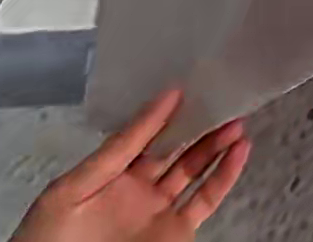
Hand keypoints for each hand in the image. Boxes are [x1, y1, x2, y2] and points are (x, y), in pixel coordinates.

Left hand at [11, 89, 249, 241]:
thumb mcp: (70, 190)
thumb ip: (120, 145)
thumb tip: (169, 94)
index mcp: (111, 177)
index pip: (147, 135)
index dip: (169, 112)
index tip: (193, 84)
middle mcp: (139, 190)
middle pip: (177, 149)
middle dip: (201, 124)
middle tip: (225, 99)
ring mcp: (159, 212)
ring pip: (197, 169)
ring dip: (219, 144)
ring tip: (238, 122)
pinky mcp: (177, 233)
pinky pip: (207, 199)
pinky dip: (227, 174)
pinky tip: (242, 149)